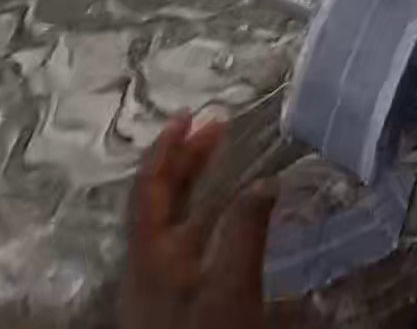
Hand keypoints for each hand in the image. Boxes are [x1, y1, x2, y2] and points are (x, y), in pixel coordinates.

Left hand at [121, 112, 277, 328]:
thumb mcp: (229, 291)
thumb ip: (245, 231)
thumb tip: (267, 181)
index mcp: (150, 256)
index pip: (150, 187)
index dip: (167, 148)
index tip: (189, 114)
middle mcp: (151, 266)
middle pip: (164, 198)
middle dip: (189, 157)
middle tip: (219, 125)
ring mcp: (164, 287)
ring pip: (179, 219)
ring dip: (201, 182)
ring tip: (225, 155)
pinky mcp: (183, 303)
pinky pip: (193, 240)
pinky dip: (211, 212)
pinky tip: (234, 211)